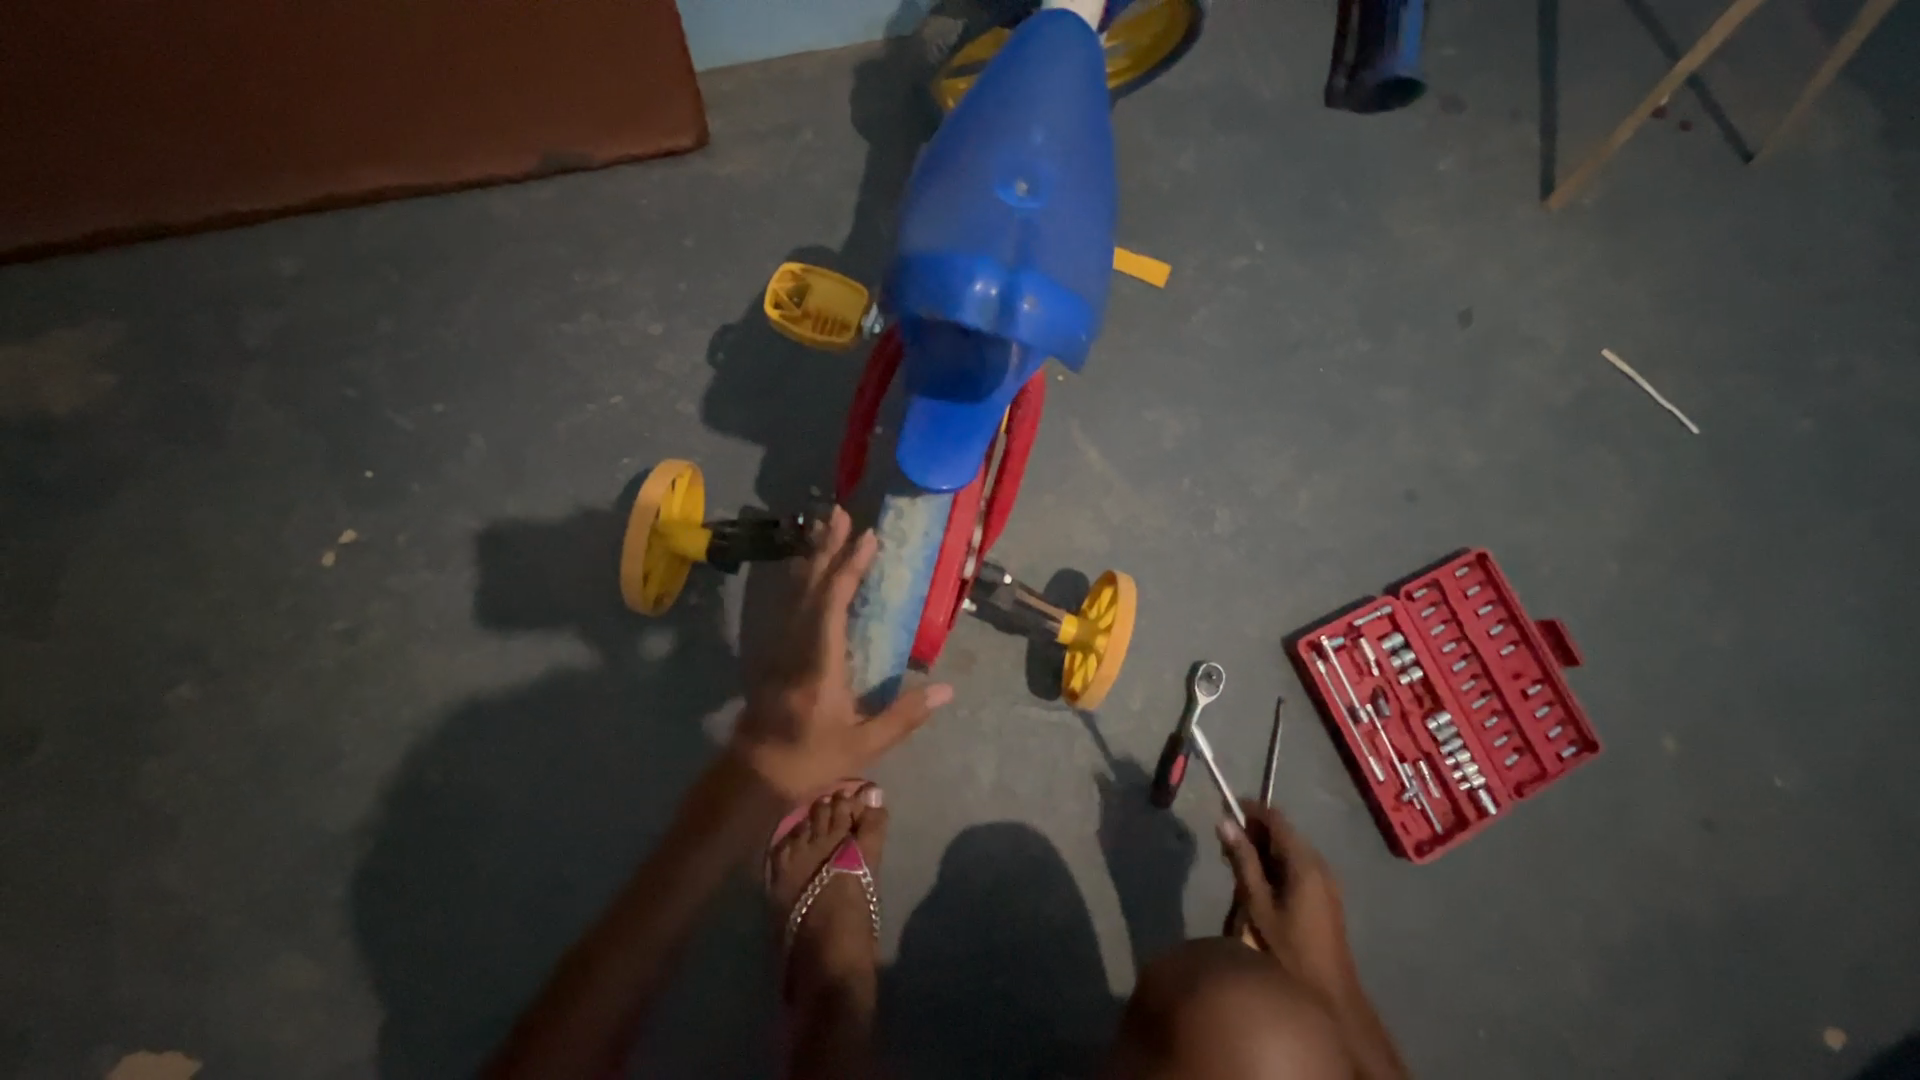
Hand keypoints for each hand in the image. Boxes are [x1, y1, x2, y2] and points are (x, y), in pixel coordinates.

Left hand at [729, 507, 952, 800]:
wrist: (753, 774)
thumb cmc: (811, 759)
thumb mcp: (864, 745)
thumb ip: (905, 715)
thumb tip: (948, 690)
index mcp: (819, 663)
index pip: (833, 603)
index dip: (850, 567)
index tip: (868, 539)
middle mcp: (794, 645)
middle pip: (809, 586)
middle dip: (826, 548)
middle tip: (840, 514)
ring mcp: (777, 647)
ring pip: (792, 592)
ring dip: (810, 557)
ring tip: (824, 528)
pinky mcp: (769, 652)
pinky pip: (785, 605)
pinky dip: (798, 580)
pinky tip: (804, 569)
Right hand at [1216, 802, 1357, 1000]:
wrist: (1330, 994)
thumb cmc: (1289, 951)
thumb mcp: (1258, 905)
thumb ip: (1243, 862)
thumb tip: (1224, 822)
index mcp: (1305, 864)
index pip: (1276, 820)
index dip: (1250, 809)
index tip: (1224, 809)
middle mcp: (1320, 865)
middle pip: (1284, 833)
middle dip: (1254, 831)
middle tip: (1224, 843)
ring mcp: (1327, 881)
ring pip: (1291, 850)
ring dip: (1264, 850)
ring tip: (1235, 863)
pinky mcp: (1326, 896)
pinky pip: (1298, 866)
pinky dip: (1276, 865)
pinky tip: (1258, 882)